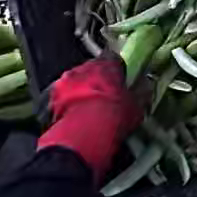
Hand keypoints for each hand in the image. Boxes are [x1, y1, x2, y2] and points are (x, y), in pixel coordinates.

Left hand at [38, 57, 142, 185]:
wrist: (80, 138)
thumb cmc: (113, 117)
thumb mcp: (136, 107)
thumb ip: (142, 92)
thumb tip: (148, 84)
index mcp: (105, 64)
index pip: (113, 58)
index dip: (118, 69)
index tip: (122, 80)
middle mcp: (81, 68)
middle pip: (91, 69)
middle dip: (97, 80)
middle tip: (106, 97)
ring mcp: (63, 82)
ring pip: (74, 83)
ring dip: (81, 92)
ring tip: (88, 111)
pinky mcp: (48, 99)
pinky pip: (60, 98)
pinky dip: (67, 105)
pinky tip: (74, 118)